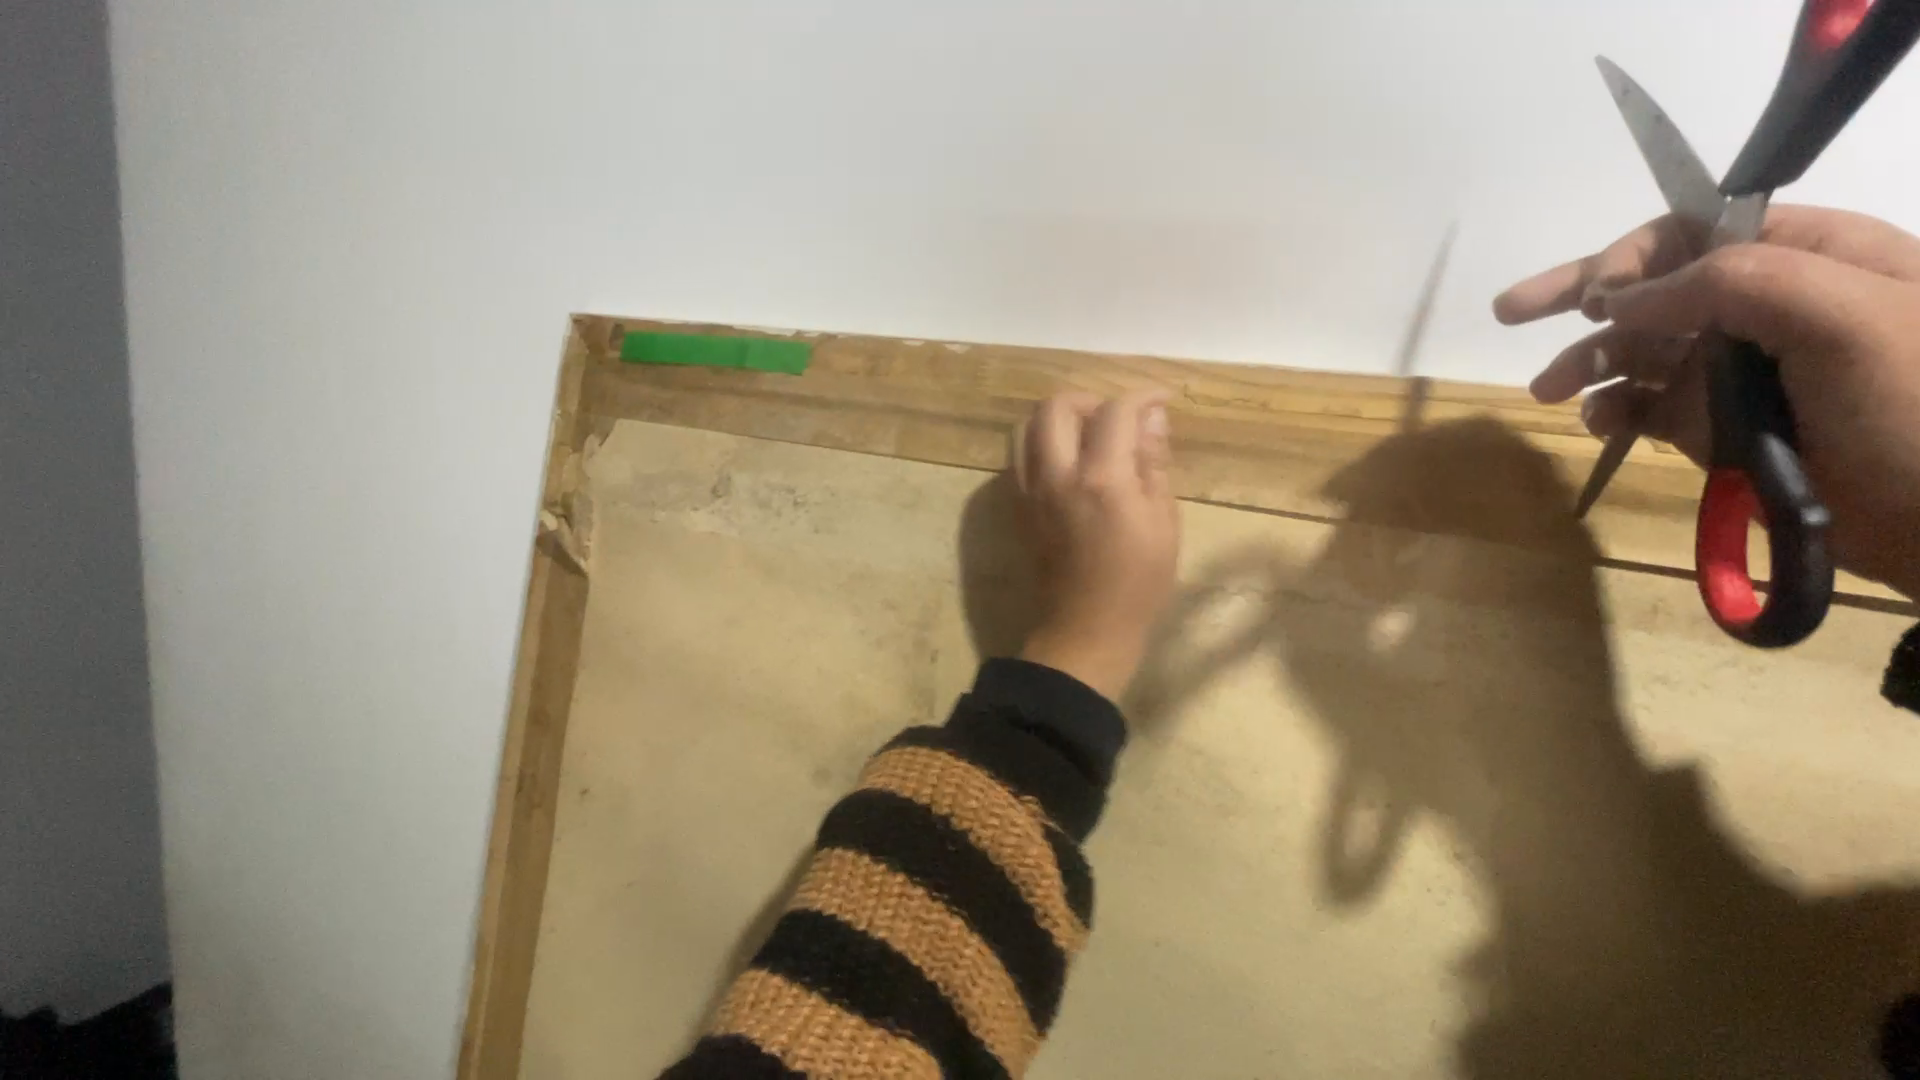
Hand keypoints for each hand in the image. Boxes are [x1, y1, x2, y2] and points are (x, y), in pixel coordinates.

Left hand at [1011, 391, 1180, 700]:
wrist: (1086, 626)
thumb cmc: (1138, 581)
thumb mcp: (1164, 521)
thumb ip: (1154, 462)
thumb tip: (1153, 416)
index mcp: (1101, 479)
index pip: (1115, 411)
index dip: (1141, 396)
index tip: (1160, 400)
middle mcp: (1057, 475)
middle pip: (1056, 405)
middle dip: (1090, 399)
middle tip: (1116, 419)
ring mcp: (1029, 490)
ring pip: (1027, 426)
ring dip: (1058, 419)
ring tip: (1087, 437)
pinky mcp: (1016, 506)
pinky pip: (1018, 456)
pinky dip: (1041, 444)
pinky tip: (1067, 463)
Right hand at [1495, 205, 1919, 599]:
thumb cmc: (1913, 404)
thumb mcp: (1845, 317)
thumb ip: (1731, 284)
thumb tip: (1616, 302)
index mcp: (1807, 260)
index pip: (1696, 233)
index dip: (1632, 257)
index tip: (1595, 299)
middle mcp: (1759, 308)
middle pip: (1649, 288)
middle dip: (1577, 297)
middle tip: (1507, 310)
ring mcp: (1729, 369)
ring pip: (1633, 350)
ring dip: (1583, 363)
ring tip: (1545, 391)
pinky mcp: (1706, 424)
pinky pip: (1638, 406)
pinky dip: (1606, 411)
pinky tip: (1598, 424)